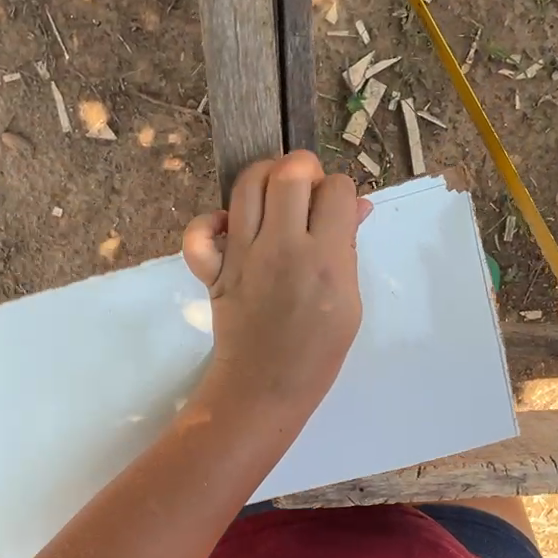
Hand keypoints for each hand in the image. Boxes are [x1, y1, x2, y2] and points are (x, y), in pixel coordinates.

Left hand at [181, 151, 371, 416]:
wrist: (265, 388)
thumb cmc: (317, 353)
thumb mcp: (350, 304)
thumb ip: (349, 250)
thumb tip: (356, 206)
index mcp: (327, 259)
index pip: (337, 189)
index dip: (340, 193)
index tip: (337, 212)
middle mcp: (283, 247)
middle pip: (290, 172)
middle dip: (304, 170)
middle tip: (307, 194)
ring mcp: (243, 256)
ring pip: (247, 184)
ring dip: (264, 177)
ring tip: (275, 197)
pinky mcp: (213, 269)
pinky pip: (200, 230)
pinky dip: (211, 221)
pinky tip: (232, 228)